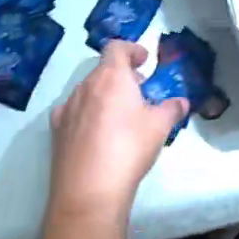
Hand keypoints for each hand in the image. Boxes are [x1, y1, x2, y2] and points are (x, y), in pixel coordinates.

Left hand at [48, 41, 189, 225]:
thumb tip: (182, 101)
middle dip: (121, 76)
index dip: (131, 50)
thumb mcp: (159, 127)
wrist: (89, 190)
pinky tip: (97, 134)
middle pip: (103, 70)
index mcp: (111, 76)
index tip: (144, 60)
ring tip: (120, 117)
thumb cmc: (129, 148)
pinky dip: (87, 114)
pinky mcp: (56, 130)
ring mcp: (67, 107)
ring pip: (88, 91)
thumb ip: (172, 109)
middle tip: (139, 93)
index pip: (116, 48)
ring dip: (104, 95)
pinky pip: (75, 112)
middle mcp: (85, 86)